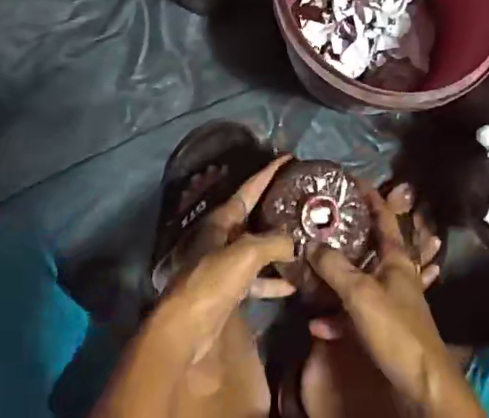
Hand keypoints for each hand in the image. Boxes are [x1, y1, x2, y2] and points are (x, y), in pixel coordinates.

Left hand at [149, 155, 295, 364]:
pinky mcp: (226, 291)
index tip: (289, 157)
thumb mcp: (247, 253)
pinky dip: (272, 280)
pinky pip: (255, 279)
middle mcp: (221, 237)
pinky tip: (292, 283)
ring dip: (277, 246)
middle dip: (276, 208)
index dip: (269, 172)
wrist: (185, 332)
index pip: (250, 188)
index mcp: (221, 220)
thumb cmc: (212, 282)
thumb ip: (274, 241)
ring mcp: (223, 265)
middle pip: (253, 217)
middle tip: (302, 199)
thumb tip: (294, 242)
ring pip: (256, 248)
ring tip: (303, 241)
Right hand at [311, 182, 442, 339]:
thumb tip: (312, 243)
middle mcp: (396, 274)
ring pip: (360, 282)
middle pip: (370, 248)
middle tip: (322, 229)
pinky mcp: (385, 328)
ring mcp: (392, 301)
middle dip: (347, 239)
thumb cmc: (395, 328)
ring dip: (337, 281)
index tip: (353, 181)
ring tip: (312, 277)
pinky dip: (338, 317)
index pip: (384, 217)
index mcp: (397, 258)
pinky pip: (356, 315)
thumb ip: (336, 267)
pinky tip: (317, 326)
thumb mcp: (361, 294)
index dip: (370, 197)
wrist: (422, 381)